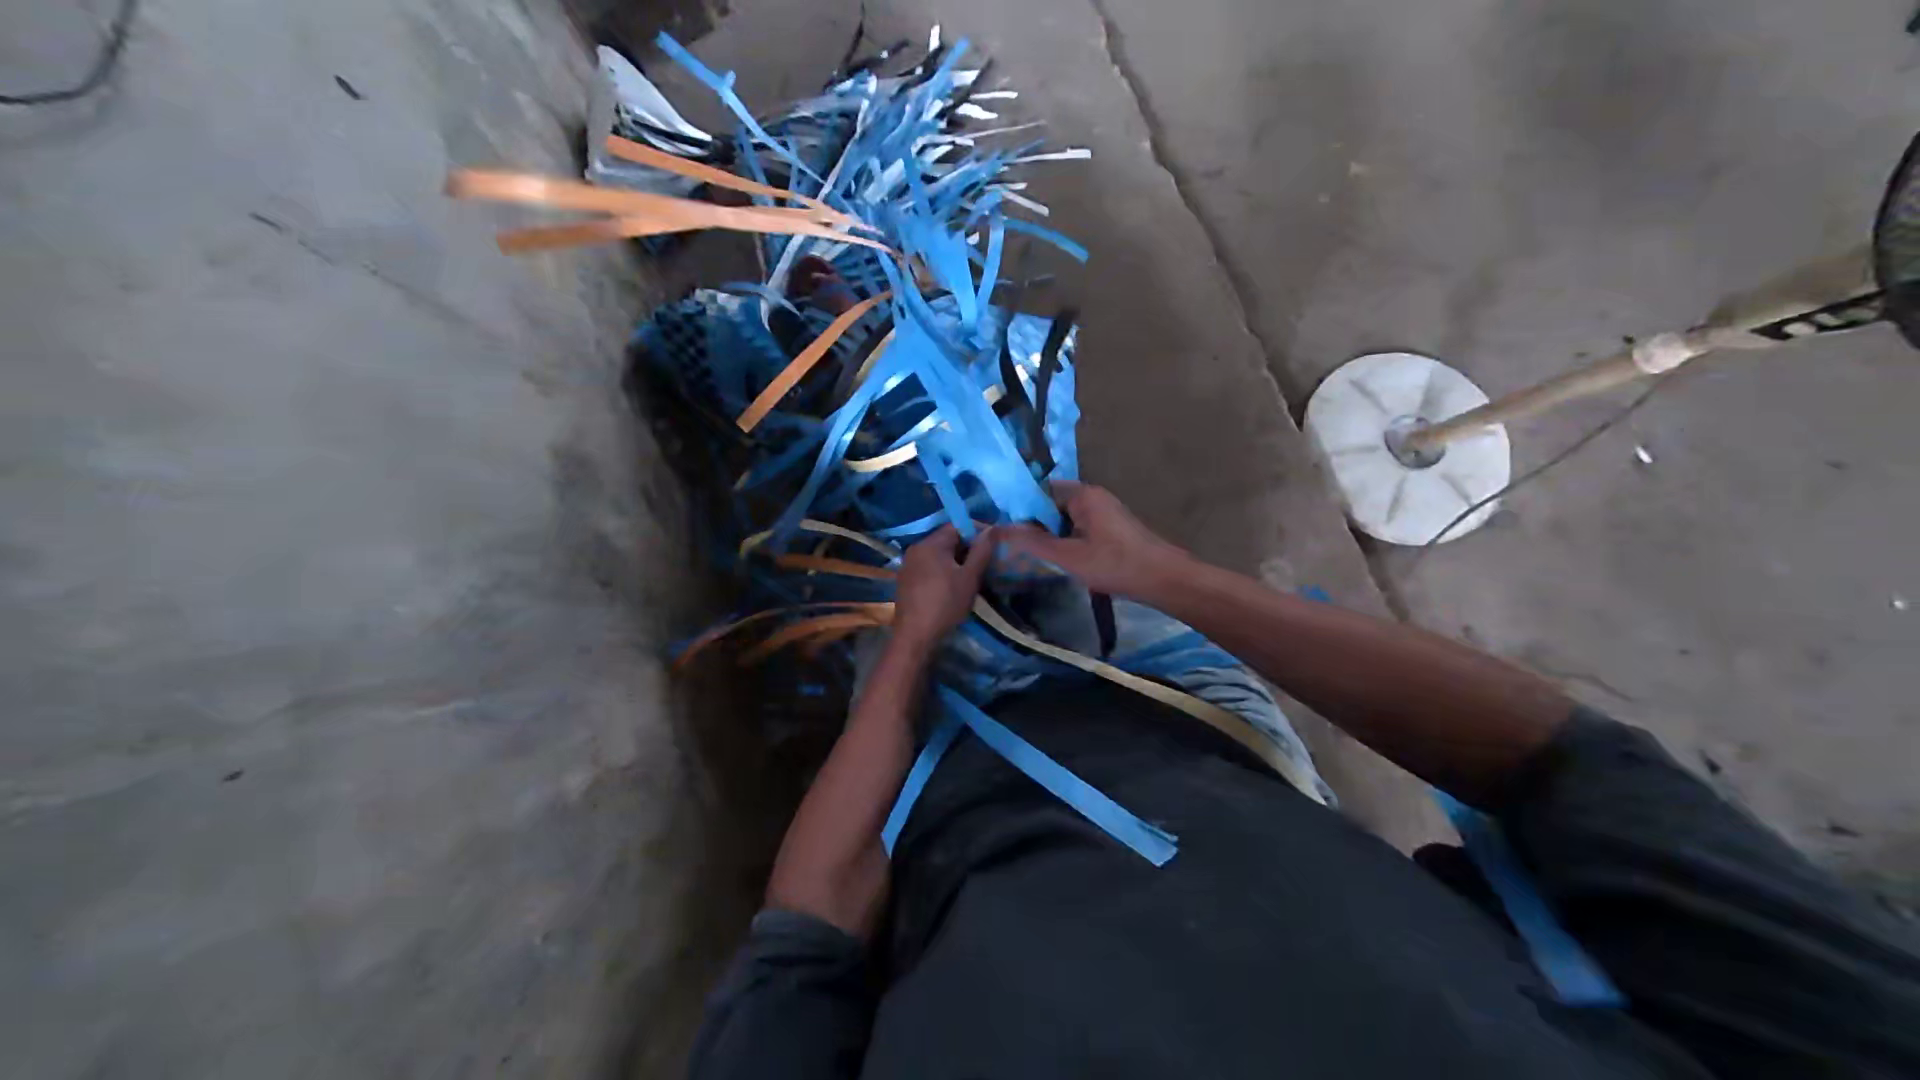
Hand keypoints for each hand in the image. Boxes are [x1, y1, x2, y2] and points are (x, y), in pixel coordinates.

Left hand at [890, 525, 994, 652]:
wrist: (915, 636)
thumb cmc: (946, 604)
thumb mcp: (969, 578)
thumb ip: (981, 551)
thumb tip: (992, 529)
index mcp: (930, 544)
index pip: (956, 526)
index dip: (976, 532)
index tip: (991, 546)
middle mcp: (916, 548)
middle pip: (945, 539)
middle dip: (966, 547)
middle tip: (983, 562)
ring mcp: (908, 564)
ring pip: (937, 554)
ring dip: (954, 560)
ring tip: (970, 575)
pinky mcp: (905, 579)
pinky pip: (928, 566)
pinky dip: (942, 570)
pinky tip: (951, 585)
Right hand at [997, 481, 1190, 599]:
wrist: (1164, 580)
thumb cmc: (1115, 564)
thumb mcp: (1067, 555)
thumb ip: (1031, 541)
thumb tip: (995, 530)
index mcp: (1082, 494)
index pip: (1039, 491)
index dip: (1019, 508)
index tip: (1002, 528)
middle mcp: (1093, 496)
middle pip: (1051, 504)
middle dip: (1034, 524)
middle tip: (1014, 546)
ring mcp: (1104, 512)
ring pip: (1065, 518)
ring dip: (1051, 535)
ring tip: (1033, 555)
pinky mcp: (1111, 527)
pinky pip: (1079, 527)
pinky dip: (1067, 540)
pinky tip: (1060, 560)